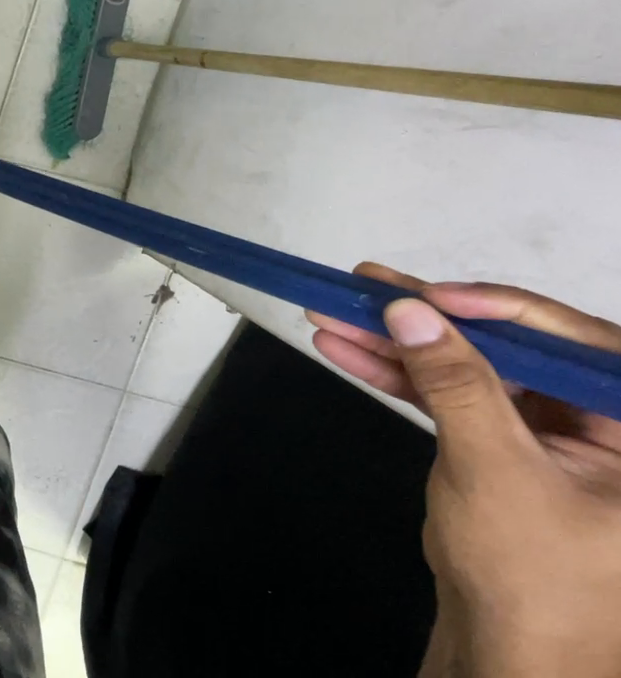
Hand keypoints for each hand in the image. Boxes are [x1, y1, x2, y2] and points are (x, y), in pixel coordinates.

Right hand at [308, 265, 620, 677]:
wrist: (508, 644)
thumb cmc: (532, 569)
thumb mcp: (494, 469)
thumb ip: (456, 385)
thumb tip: (411, 311)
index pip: (587, 348)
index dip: (509, 313)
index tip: (432, 296)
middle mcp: (604, 425)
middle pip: (515, 351)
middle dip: (433, 320)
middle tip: (366, 283)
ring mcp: (549, 434)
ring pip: (470, 369)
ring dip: (397, 343)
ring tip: (331, 309)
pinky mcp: (499, 444)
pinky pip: (447, 396)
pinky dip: (394, 374)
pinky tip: (342, 349)